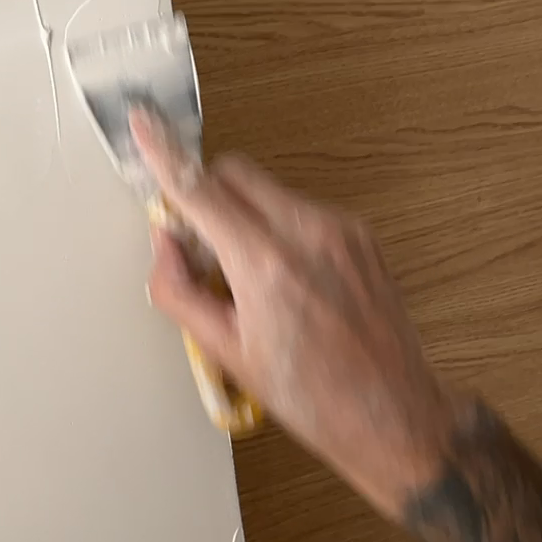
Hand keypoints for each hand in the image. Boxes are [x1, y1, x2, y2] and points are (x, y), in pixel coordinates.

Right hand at [128, 109, 463, 515]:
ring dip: (238, 210)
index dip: (165, 155)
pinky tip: (281, 274)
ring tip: (245, 270)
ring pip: (264, 187)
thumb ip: (179, 290)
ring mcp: (340, 228)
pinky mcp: (359, 233)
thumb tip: (164, 245)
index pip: (201, 192)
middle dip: (204, 192)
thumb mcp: (226, 352)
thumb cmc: (312, 396)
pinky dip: (272, 223)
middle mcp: (308, 233)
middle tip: (197, 244)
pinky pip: (296, 205)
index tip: (144, 124)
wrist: (396, 417)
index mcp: (266, 267)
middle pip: (233, 171)